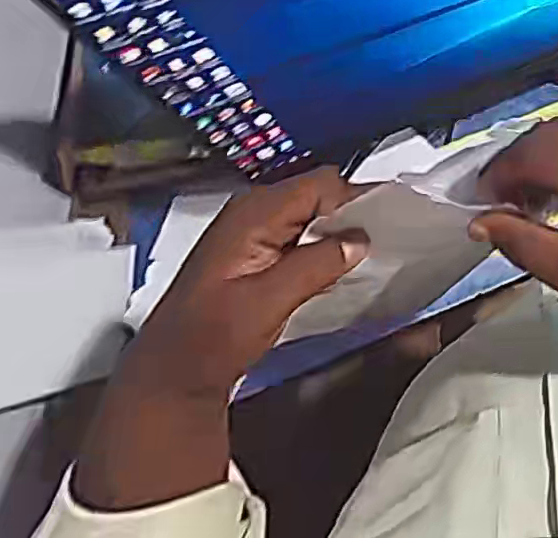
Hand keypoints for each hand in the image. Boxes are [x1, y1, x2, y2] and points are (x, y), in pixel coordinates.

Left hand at [130, 165, 369, 400]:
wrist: (172, 372)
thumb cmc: (213, 336)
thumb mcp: (269, 301)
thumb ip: (317, 265)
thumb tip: (359, 239)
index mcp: (256, 211)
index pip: (321, 184)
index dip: (354, 198)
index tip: (385, 219)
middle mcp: (255, 208)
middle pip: (317, 192)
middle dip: (348, 212)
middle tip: (378, 239)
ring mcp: (253, 226)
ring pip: (310, 211)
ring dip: (336, 229)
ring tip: (364, 252)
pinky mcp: (256, 246)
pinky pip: (299, 230)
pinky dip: (320, 242)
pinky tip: (336, 265)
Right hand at [468, 119, 557, 344]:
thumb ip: (525, 244)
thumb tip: (481, 222)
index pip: (531, 154)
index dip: (497, 177)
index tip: (477, 205)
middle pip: (544, 135)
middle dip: (513, 164)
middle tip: (496, 204)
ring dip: (536, 158)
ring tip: (523, 201)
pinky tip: (556, 191)